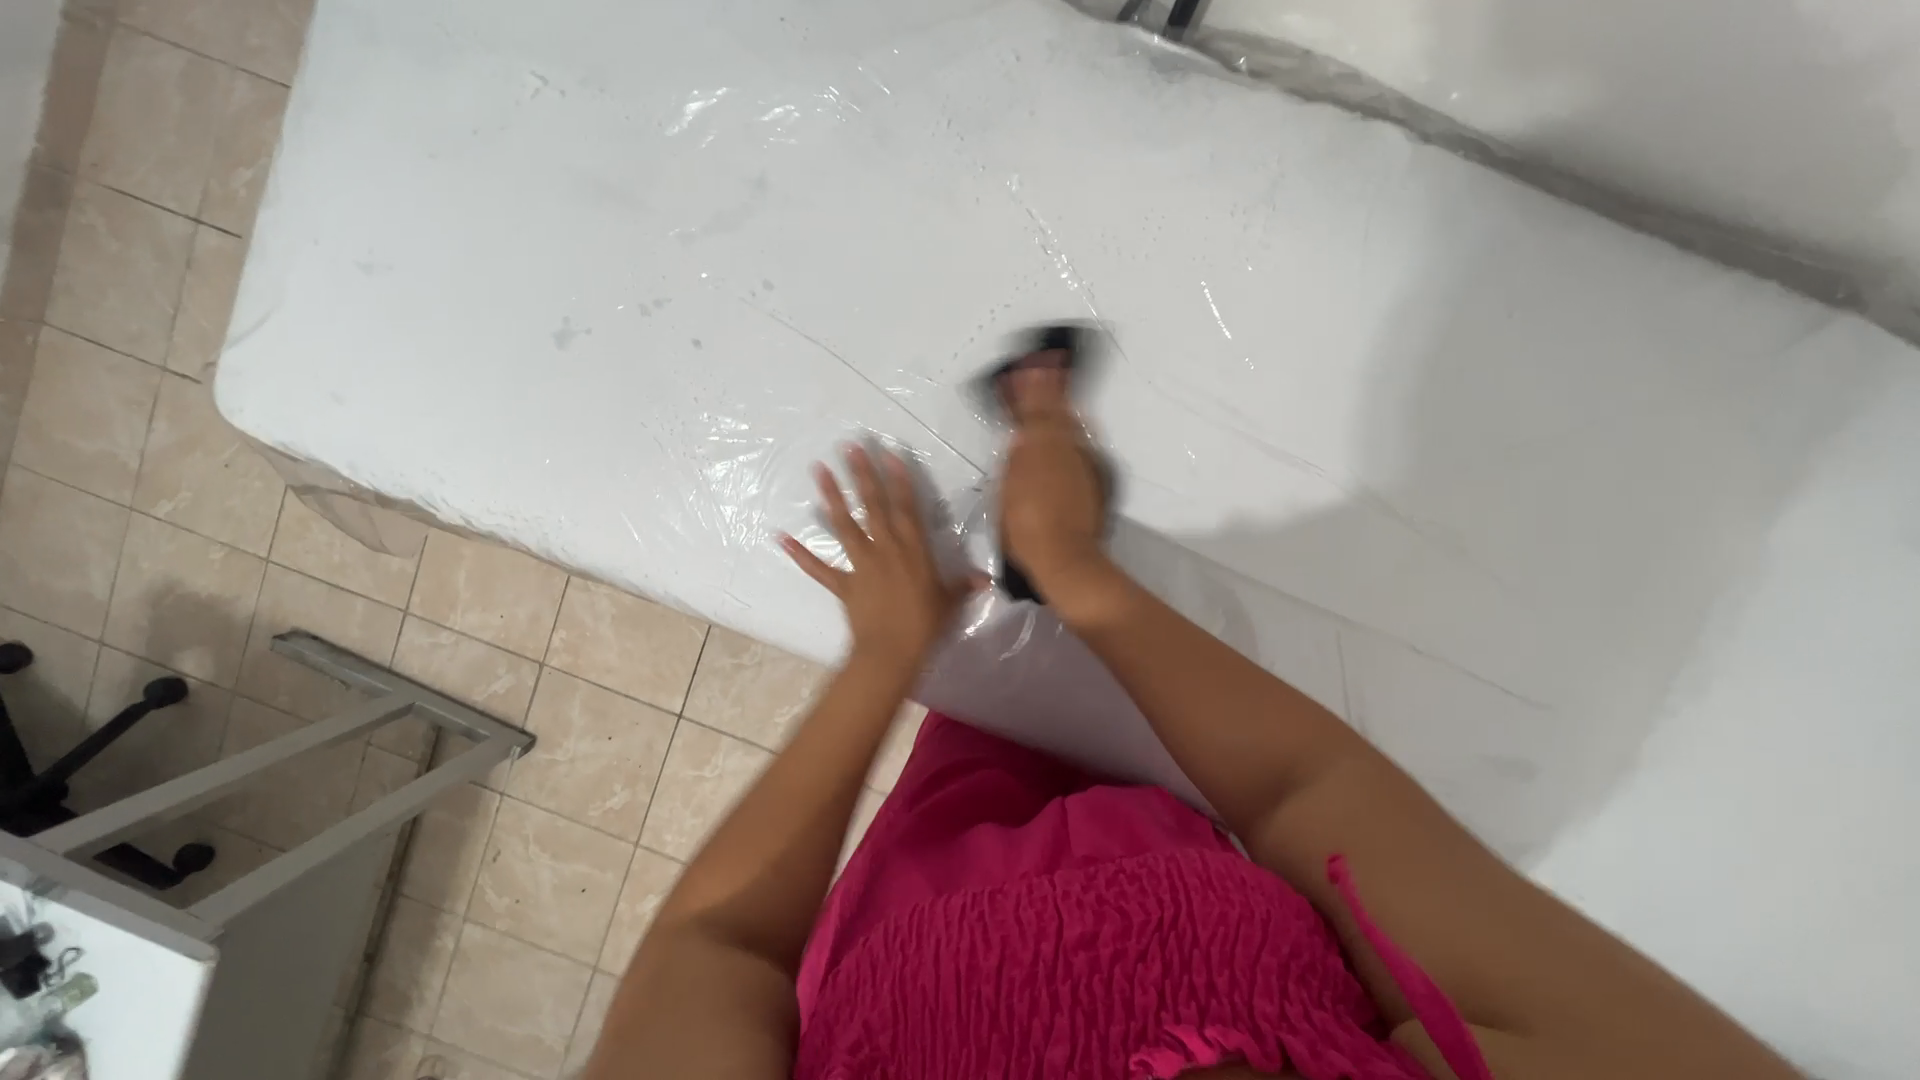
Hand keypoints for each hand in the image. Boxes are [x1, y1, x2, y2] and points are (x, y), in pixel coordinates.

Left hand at [780, 444, 983, 669]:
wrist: (891, 652)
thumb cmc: (925, 626)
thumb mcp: (950, 602)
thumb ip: (963, 586)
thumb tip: (985, 579)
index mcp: (913, 550)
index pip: (907, 508)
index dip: (900, 480)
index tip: (890, 454)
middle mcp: (885, 549)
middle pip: (873, 506)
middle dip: (862, 474)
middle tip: (850, 447)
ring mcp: (861, 565)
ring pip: (845, 525)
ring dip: (831, 497)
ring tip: (819, 469)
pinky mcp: (843, 584)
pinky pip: (819, 568)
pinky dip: (800, 554)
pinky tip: (782, 537)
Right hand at [1000, 364, 1109, 590]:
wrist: (1062, 555)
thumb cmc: (1025, 527)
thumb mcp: (1007, 490)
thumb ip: (1016, 460)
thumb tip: (1020, 438)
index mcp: (1035, 447)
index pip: (1032, 409)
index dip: (1030, 387)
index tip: (1028, 366)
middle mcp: (1063, 448)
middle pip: (1057, 409)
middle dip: (1051, 385)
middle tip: (1050, 360)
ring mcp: (1082, 462)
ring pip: (1073, 424)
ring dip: (1065, 402)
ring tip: (1060, 382)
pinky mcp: (1094, 479)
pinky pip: (1083, 443)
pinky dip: (1076, 429)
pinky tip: (1075, 425)